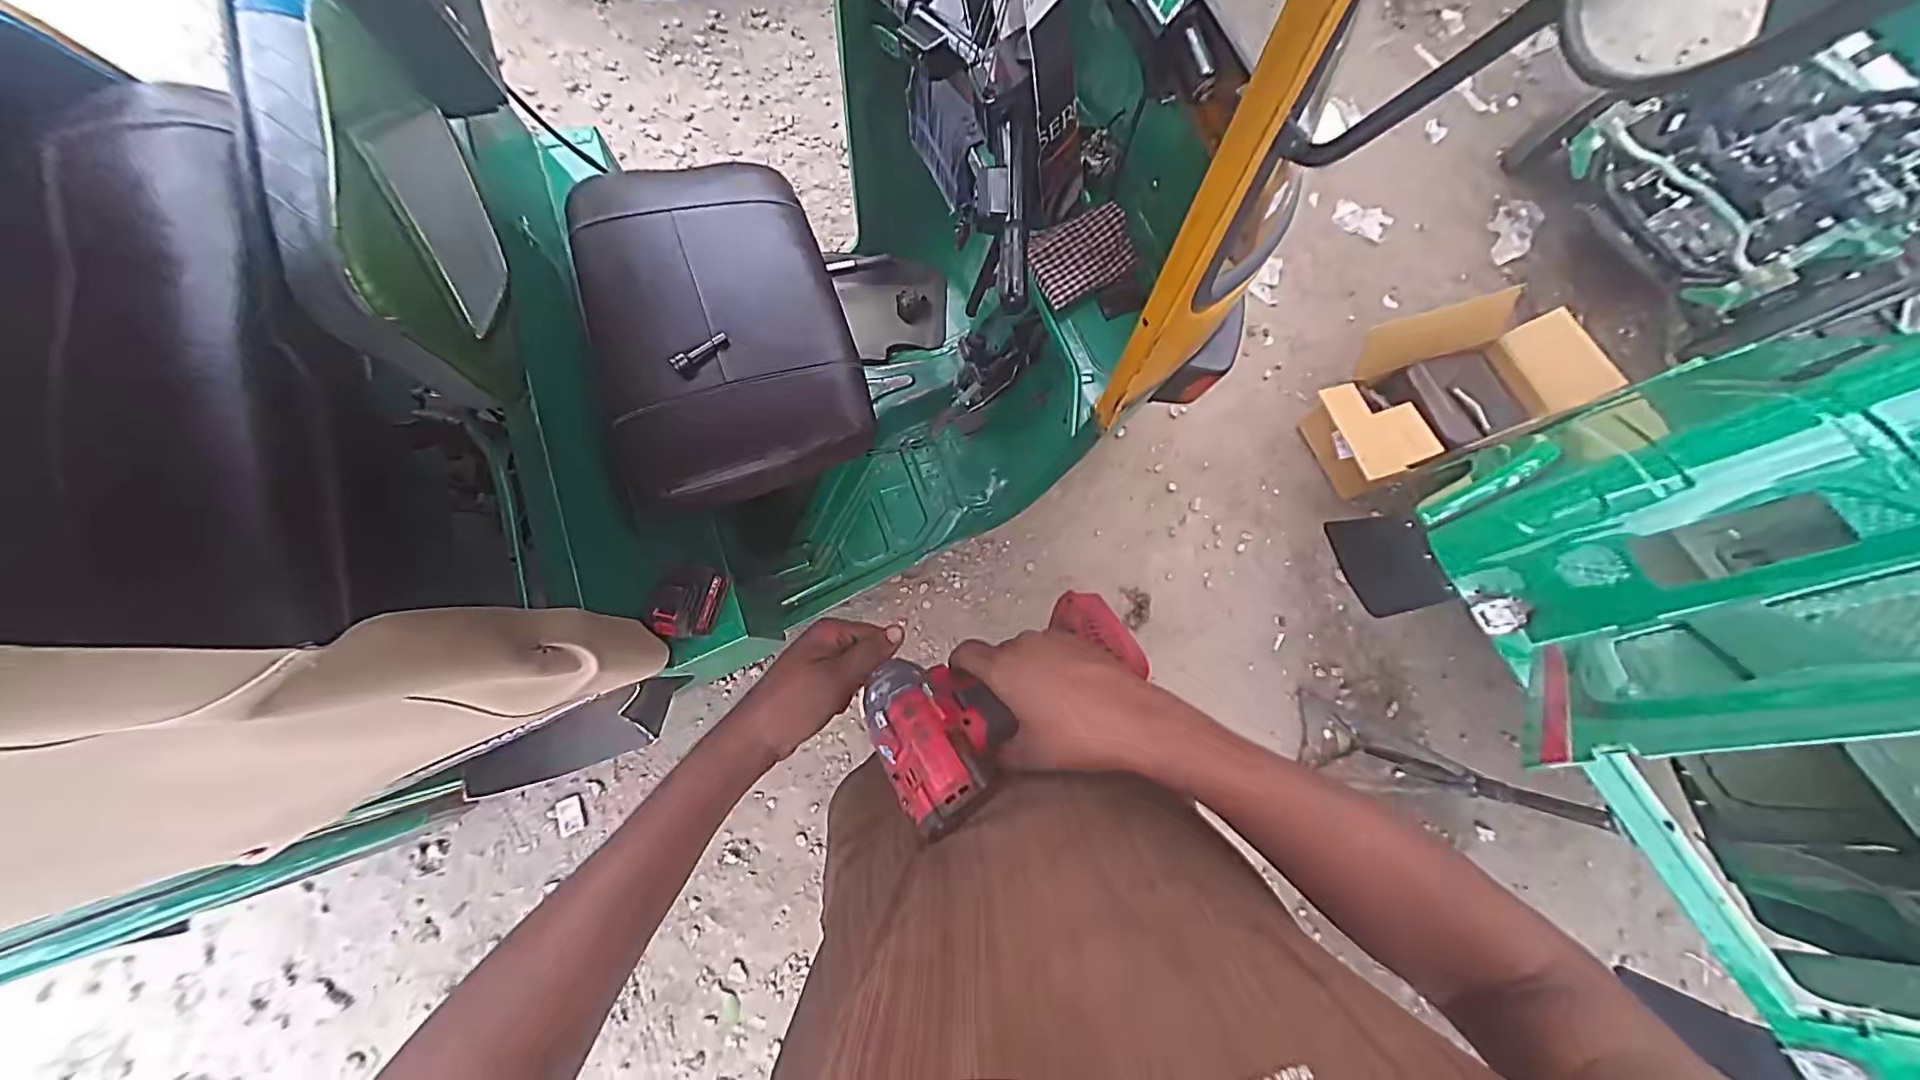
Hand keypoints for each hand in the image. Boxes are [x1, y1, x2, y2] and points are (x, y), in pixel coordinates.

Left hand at [728, 618, 902, 760]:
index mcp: (828, 631)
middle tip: (854, 691)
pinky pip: (841, 686)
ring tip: (838, 701)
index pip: (875, 635)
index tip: (881, 677)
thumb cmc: (789, 706)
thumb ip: (871, 653)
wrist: (757, 736)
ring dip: (853, 689)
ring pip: (854, 672)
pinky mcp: (812, 683)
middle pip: (866, 653)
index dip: (882, 658)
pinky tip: (830, 708)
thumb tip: (896, 633)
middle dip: (866, 675)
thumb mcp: (840, 677)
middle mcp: (821, 642)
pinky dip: (841, 698)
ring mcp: (816, 662)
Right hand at [949, 630, 1202, 774]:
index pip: (963, 653)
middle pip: (995, 654)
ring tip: (1038, 705)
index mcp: (1004, 668)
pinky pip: (1052, 649)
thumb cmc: (1084, 735)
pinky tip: (1065, 696)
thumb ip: (997, 751)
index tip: (960, 684)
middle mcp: (1026, 646)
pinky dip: (1050, 666)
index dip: (957, 669)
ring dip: (1023, 670)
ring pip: (1025, 650)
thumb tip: (990, 751)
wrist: (1137, 723)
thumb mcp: (1028, 755)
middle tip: (1002, 708)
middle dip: (993, 678)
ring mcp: (1055, 640)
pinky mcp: (1080, 642)